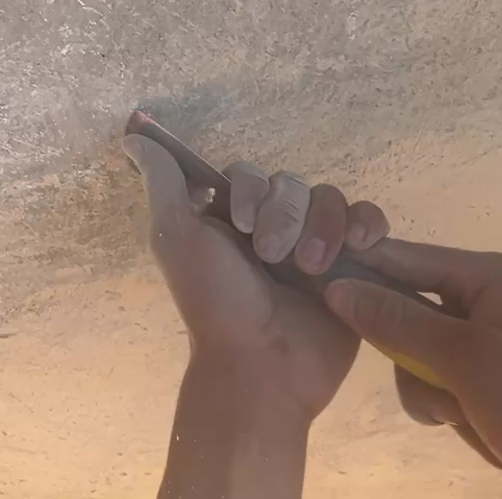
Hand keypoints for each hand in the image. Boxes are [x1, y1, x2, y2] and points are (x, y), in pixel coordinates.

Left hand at [124, 132, 389, 498]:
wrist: (265, 366)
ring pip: (328, 198)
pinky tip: (358, 247)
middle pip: (290, 184)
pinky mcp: (353, 263)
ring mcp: (315, 243)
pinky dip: (365, 225)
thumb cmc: (214, 299)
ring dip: (321, 228)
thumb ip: (161, 181)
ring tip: (310, 270)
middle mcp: (273, 224)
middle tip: (272, 256)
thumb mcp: (175, 235)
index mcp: (231, 215)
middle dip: (283, 216)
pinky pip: (367, 219)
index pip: (248, 173)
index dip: (249, 190)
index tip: (240, 222)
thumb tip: (134, 135)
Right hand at [322, 240, 501, 498]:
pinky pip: (452, 389)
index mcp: (485, 277)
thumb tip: (333, 285)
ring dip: (439, 396)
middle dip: (414, 360)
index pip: (396, 255)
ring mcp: (498, 347)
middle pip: (407, 312)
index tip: (309, 286)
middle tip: (437, 390)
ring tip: (477, 424)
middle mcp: (488, 302)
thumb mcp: (465, 361)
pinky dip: (462, 415)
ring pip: (424, 358)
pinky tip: (496, 438)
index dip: (355, 269)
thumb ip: (394, 320)